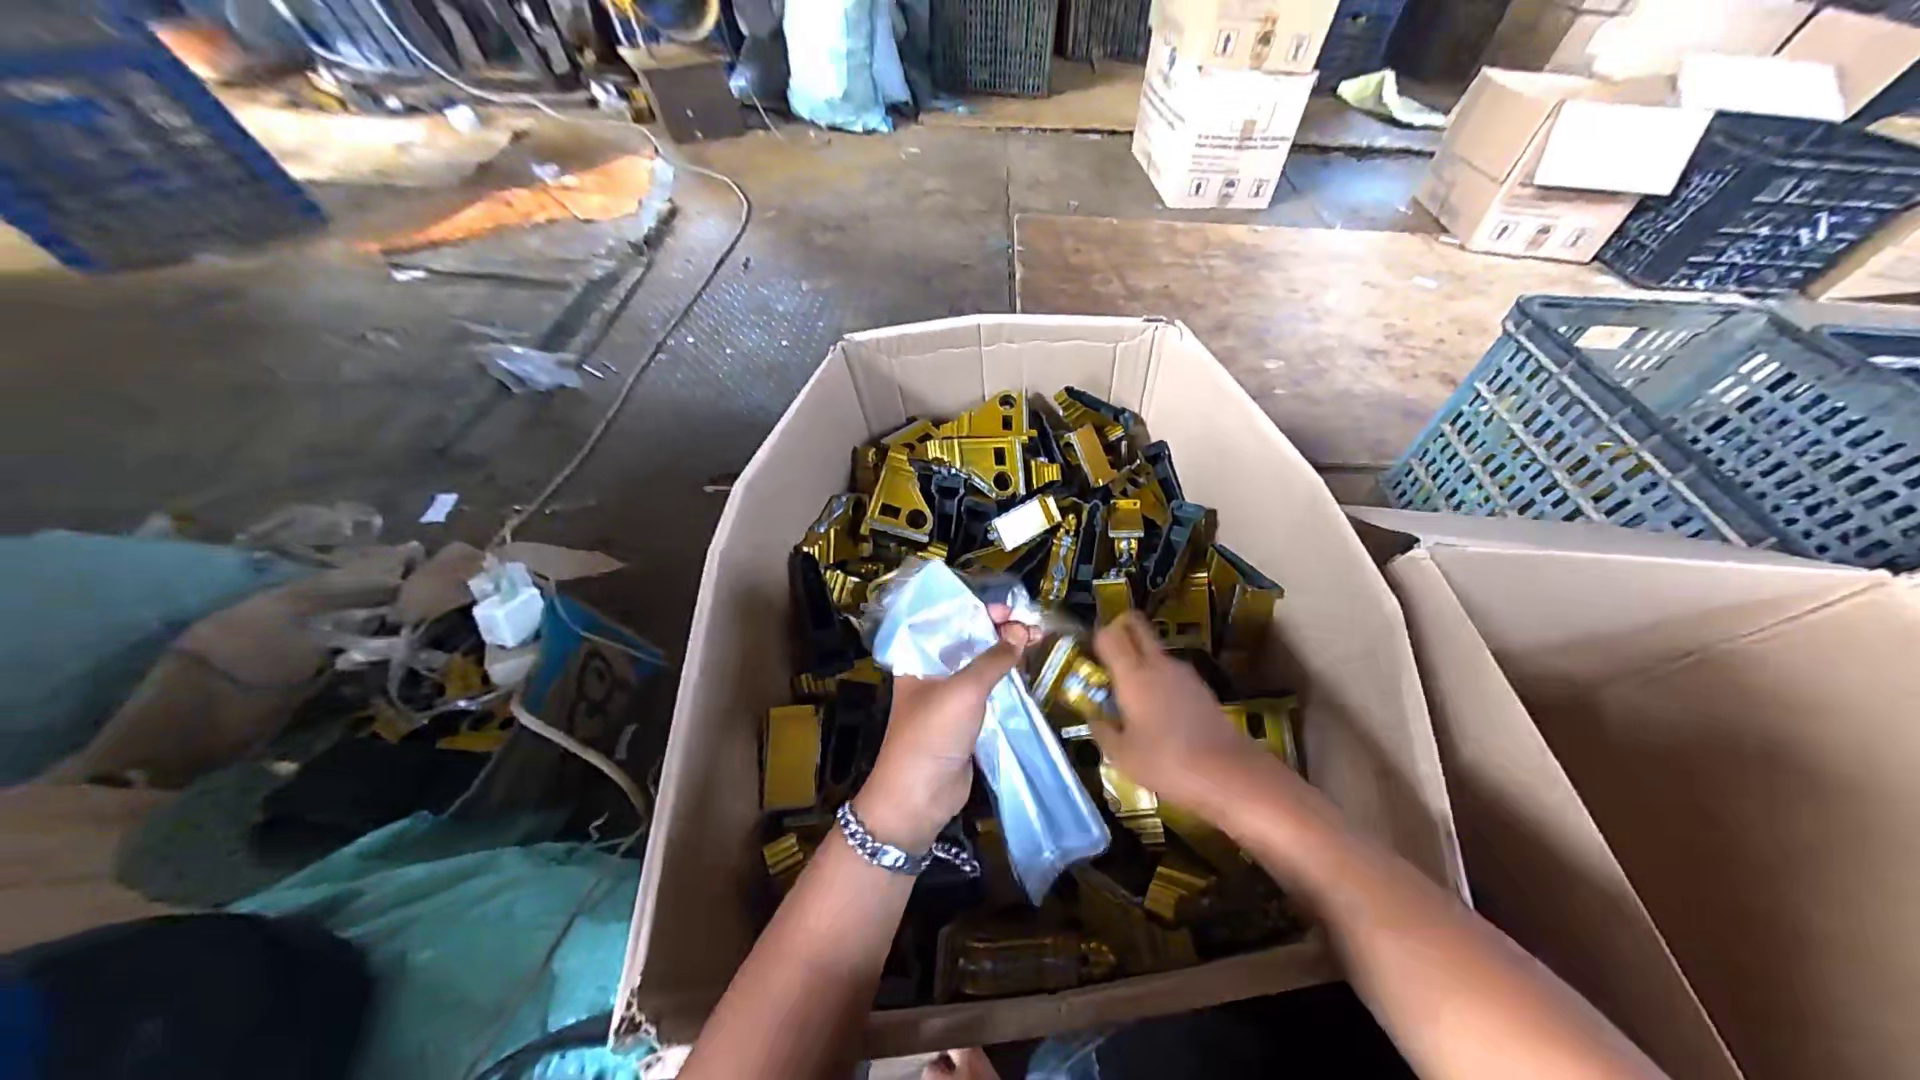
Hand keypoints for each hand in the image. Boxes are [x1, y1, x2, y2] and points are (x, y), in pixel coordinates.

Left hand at [857, 607, 1034, 852]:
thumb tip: (1021, 631)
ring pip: (979, 664)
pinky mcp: (964, 718)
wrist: (918, 796)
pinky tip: (1025, 668)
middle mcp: (931, 671)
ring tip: (1036, 640)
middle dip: (998, 630)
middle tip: (1031, 625)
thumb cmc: (932, 734)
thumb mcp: (964, 690)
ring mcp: (948, 695)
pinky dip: (1005, 677)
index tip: (1011, 609)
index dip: (979, 610)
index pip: (949, 620)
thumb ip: (994, 659)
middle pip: (967, 640)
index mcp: (918, 657)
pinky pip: (986, 689)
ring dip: (1005, 653)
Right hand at [1090, 611, 1274, 819]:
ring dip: (1142, 661)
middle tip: (1108, 655)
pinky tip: (1159, 712)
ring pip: (1156, 652)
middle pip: (1137, 628)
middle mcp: (1158, 665)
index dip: (1097, 637)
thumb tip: (1095, 719)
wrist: (1229, 774)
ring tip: (1132, 694)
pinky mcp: (1203, 689)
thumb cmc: (1166, 762)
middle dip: (1121, 630)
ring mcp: (1185, 674)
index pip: (1109, 635)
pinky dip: (1161, 681)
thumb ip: (1104, 732)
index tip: (1089, 653)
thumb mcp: (1122, 756)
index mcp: (1133, 674)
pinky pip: (1172, 673)